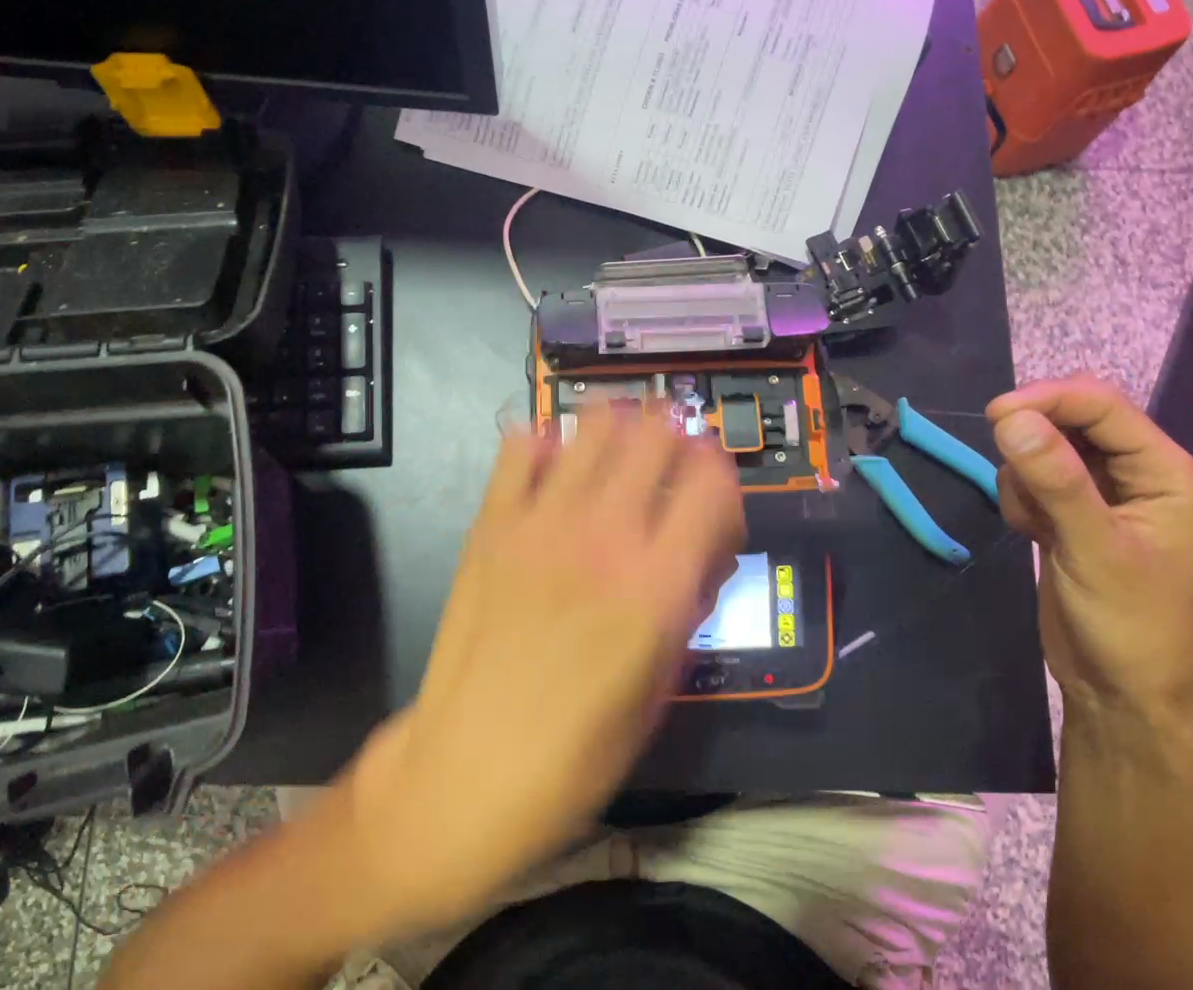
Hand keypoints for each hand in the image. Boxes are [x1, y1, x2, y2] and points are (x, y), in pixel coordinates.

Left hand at [341, 406, 744, 934]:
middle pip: (657, 434)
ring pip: (593, 425)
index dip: (723, 481)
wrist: (469, 768)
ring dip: (618, 427)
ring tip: (620, 450)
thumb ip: (686, 605)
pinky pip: (519, 450)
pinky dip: (544, 443)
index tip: (715, 502)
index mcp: (658, 584)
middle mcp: (605, 536)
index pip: (712, 481)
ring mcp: (540, 523)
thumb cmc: (580, 751)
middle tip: (671, 466)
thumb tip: (699, 554)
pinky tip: (554, 464)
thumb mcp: (661, 686)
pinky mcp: (490, 525)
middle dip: (677, 439)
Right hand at [985, 377, 1192, 719]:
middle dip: (1036, 438)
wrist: (1121, 694)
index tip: (995, 414)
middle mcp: (1140, 478)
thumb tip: (1010, 418)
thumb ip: (1055, 481)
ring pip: (1047, 451)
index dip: (1051, 400)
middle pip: (1076, 422)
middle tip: (1008, 467)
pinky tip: (1030, 534)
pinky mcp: (1073, 520)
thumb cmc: (1128, 625)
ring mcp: (1105, 500)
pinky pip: (1036, 483)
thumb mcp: (1093, 550)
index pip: (1107, 408)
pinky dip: (1021, 498)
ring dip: (1026, 475)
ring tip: (1033, 523)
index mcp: (1168, 475)